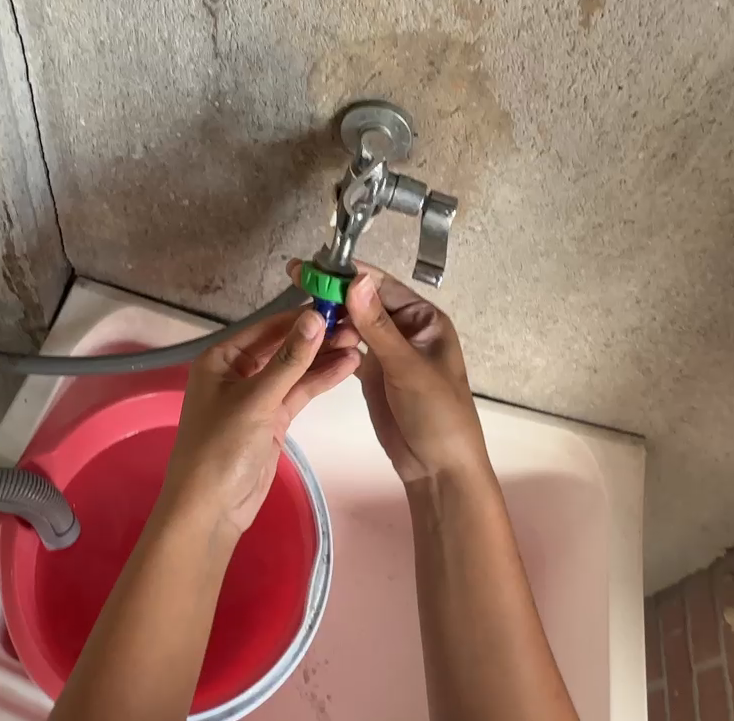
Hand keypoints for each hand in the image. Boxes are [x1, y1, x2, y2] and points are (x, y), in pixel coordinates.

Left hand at [158, 306, 361, 537]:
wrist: (211, 511)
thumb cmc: (221, 447)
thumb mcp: (256, 399)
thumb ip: (290, 359)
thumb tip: (314, 317)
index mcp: (222, 358)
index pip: (268, 328)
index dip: (301, 316)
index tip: (336, 303)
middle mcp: (238, 370)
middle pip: (284, 346)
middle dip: (317, 336)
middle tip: (355, 323)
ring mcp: (258, 395)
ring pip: (295, 368)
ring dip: (324, 356)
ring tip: (359, 341)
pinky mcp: (274, 417)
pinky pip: (299, 391)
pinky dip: (321, 379)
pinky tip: (348, 365)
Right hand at [292, 261, 488, 484]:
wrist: (438, 470)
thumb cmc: (436, 413)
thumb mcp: (407, 367)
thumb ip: (379, 326)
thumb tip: (356, 281)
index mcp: (423, 319)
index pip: (382, 286)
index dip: (349, 273)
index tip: (315, 263)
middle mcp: (405, 328)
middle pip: (364, 301)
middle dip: (333, 290)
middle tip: (295, 277)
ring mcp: (387, 351)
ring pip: (354, 323)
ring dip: (329, 314)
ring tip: (295, 304)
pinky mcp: (372, 372)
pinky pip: (348, 347)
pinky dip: (330, 341)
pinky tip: (307, 335)